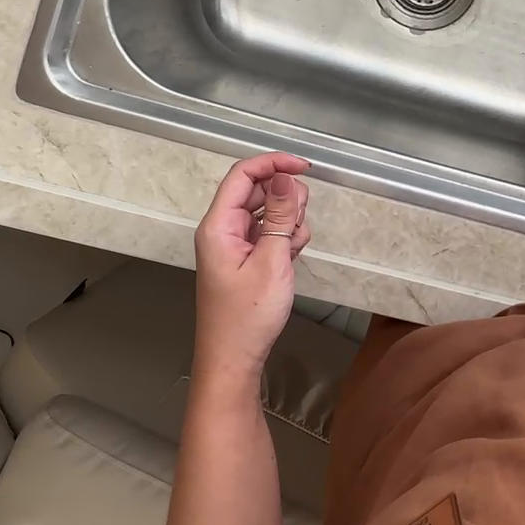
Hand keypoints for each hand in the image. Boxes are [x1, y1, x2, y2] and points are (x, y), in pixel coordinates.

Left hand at [192, 152, 312, 388]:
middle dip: (286, 199)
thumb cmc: (249, 314)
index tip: (306, 168)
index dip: (273, 163)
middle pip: (258, 190)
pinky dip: (286, 237)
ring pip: (268, 210)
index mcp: (219, 225)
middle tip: (298, 224)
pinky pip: (270, 231)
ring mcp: (235, 243)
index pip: (243, 175)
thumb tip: (285, 176)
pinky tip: (291, 257)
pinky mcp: (247, 257)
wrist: (235, 360)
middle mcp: (223, 229)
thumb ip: (279, 215)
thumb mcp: (271, 261)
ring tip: (293, 248)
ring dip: (289, 220)